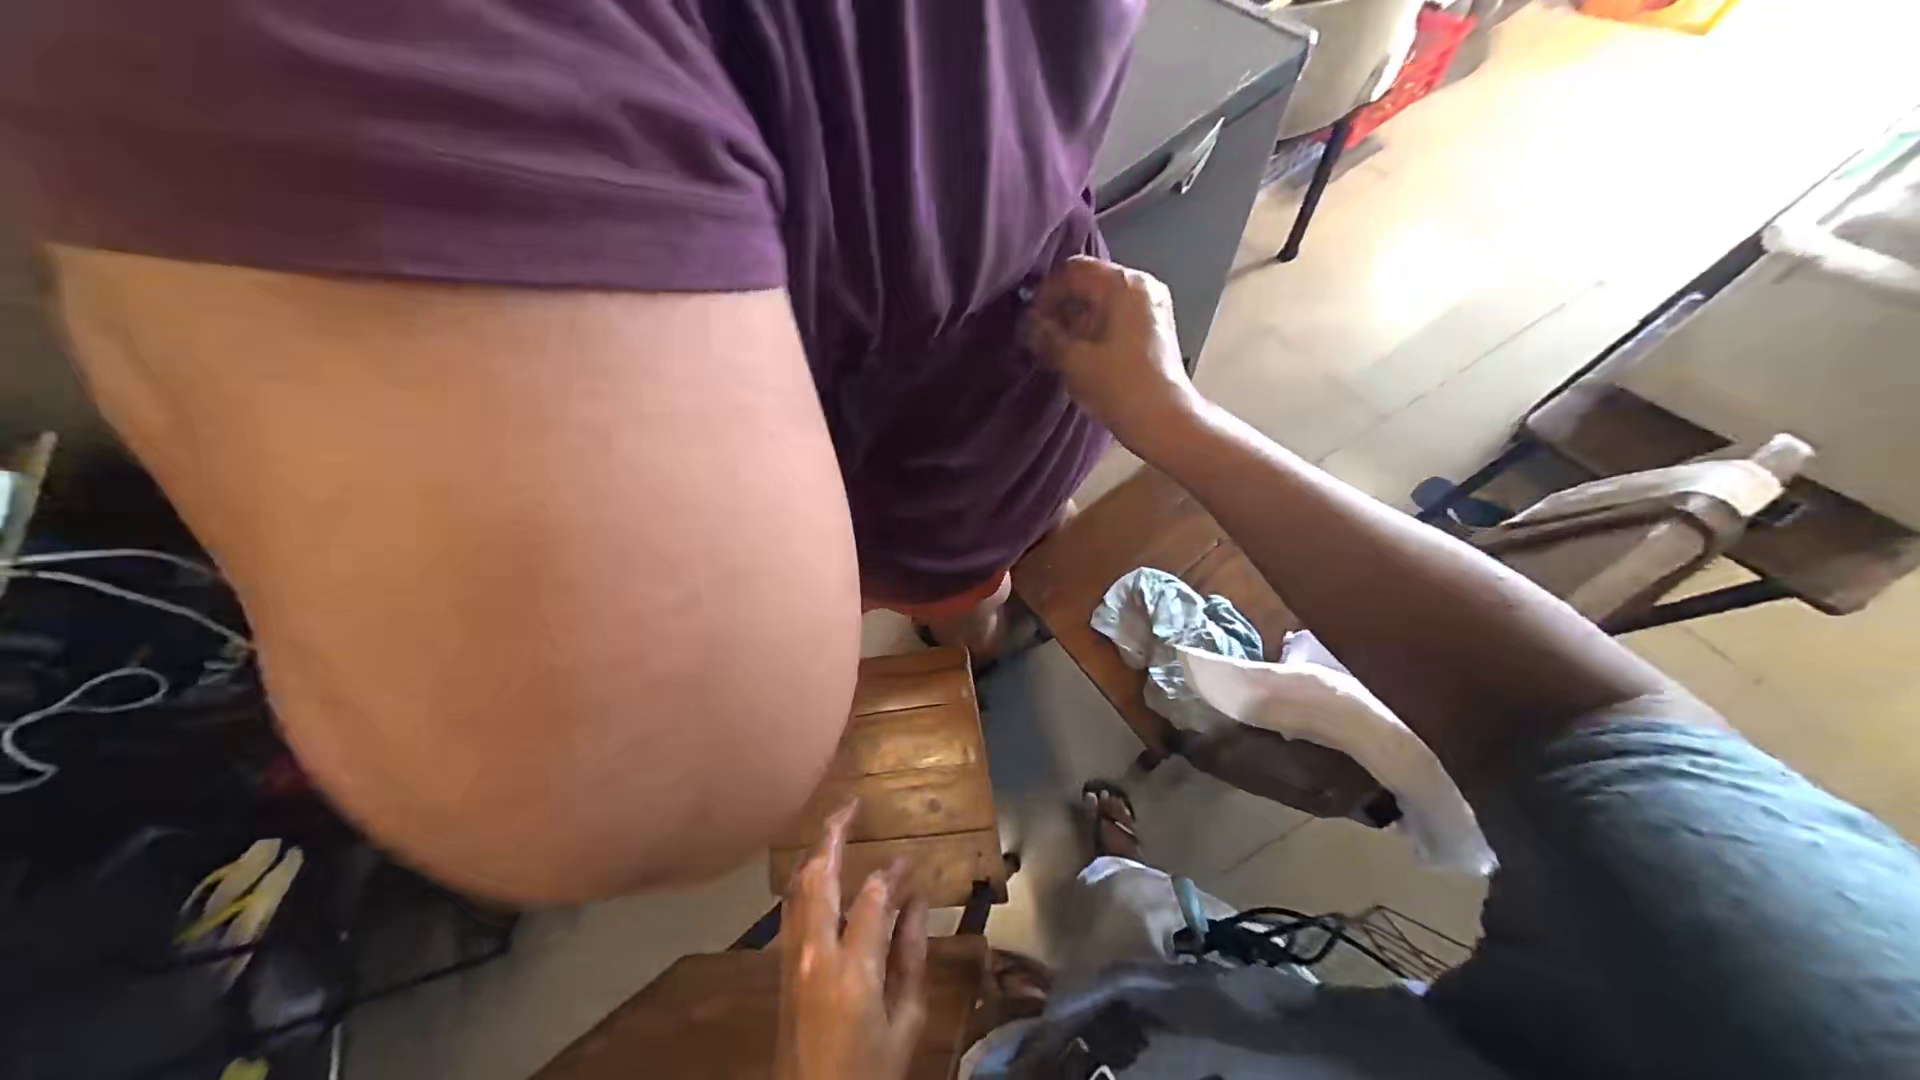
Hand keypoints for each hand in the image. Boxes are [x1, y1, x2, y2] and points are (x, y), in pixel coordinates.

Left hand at [775, 802, 928, 1079]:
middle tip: (851, 804)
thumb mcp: (906, 1022)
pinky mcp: (780, 967)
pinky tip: (815, 867)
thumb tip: (916, 902)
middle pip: (818, 876)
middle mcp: (814, 954)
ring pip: (796, 887)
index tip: (909, 861)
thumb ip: (911, 956)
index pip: (872, 897)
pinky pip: (790, 906)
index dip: (893, 873)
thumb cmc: (869, 1073)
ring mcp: (790, 959)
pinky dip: (803, 877)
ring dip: (813, 850)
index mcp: (852, 970)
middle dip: (833, 833)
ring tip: (833, 824)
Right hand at [1019, 256, 1203, 448]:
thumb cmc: (1120, 387)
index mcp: (1124, 285)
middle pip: (1088, 285)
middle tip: (1037, 338)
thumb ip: (1046, 336)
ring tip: (1052, 352)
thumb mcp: (1074, 361)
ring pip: (1100, 304)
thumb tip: (1028, 324)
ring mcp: (1150, 308)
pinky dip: (1092, 333)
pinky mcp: (1152, 330)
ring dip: (1073, 323)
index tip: (1029, 321)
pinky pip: (1114, 319)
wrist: (1164, 421)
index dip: (1045, 293)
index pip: (1073, 271)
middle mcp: (1141, 287)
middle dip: (1059, 309)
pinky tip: (1075, 357)